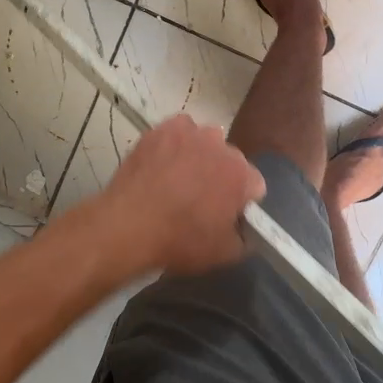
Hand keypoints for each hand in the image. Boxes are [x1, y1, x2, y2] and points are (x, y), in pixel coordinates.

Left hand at [92, 115, 265, 276]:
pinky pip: (178, 132)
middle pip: (230, 161)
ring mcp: (190, 132)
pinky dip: (175, 144)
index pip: (254, 185)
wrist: (128, 224)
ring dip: (199, 157)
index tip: (226, 215)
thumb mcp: (224, 253)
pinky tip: (162, 164)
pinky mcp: (162, 128)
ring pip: (204, 142)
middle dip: (220, 177)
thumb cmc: (179, 240)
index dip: (242, 202)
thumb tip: (244, 229)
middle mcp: (221, 145)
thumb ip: (245, 237)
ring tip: (177, 181)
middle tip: (200, 200)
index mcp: (241, 174)